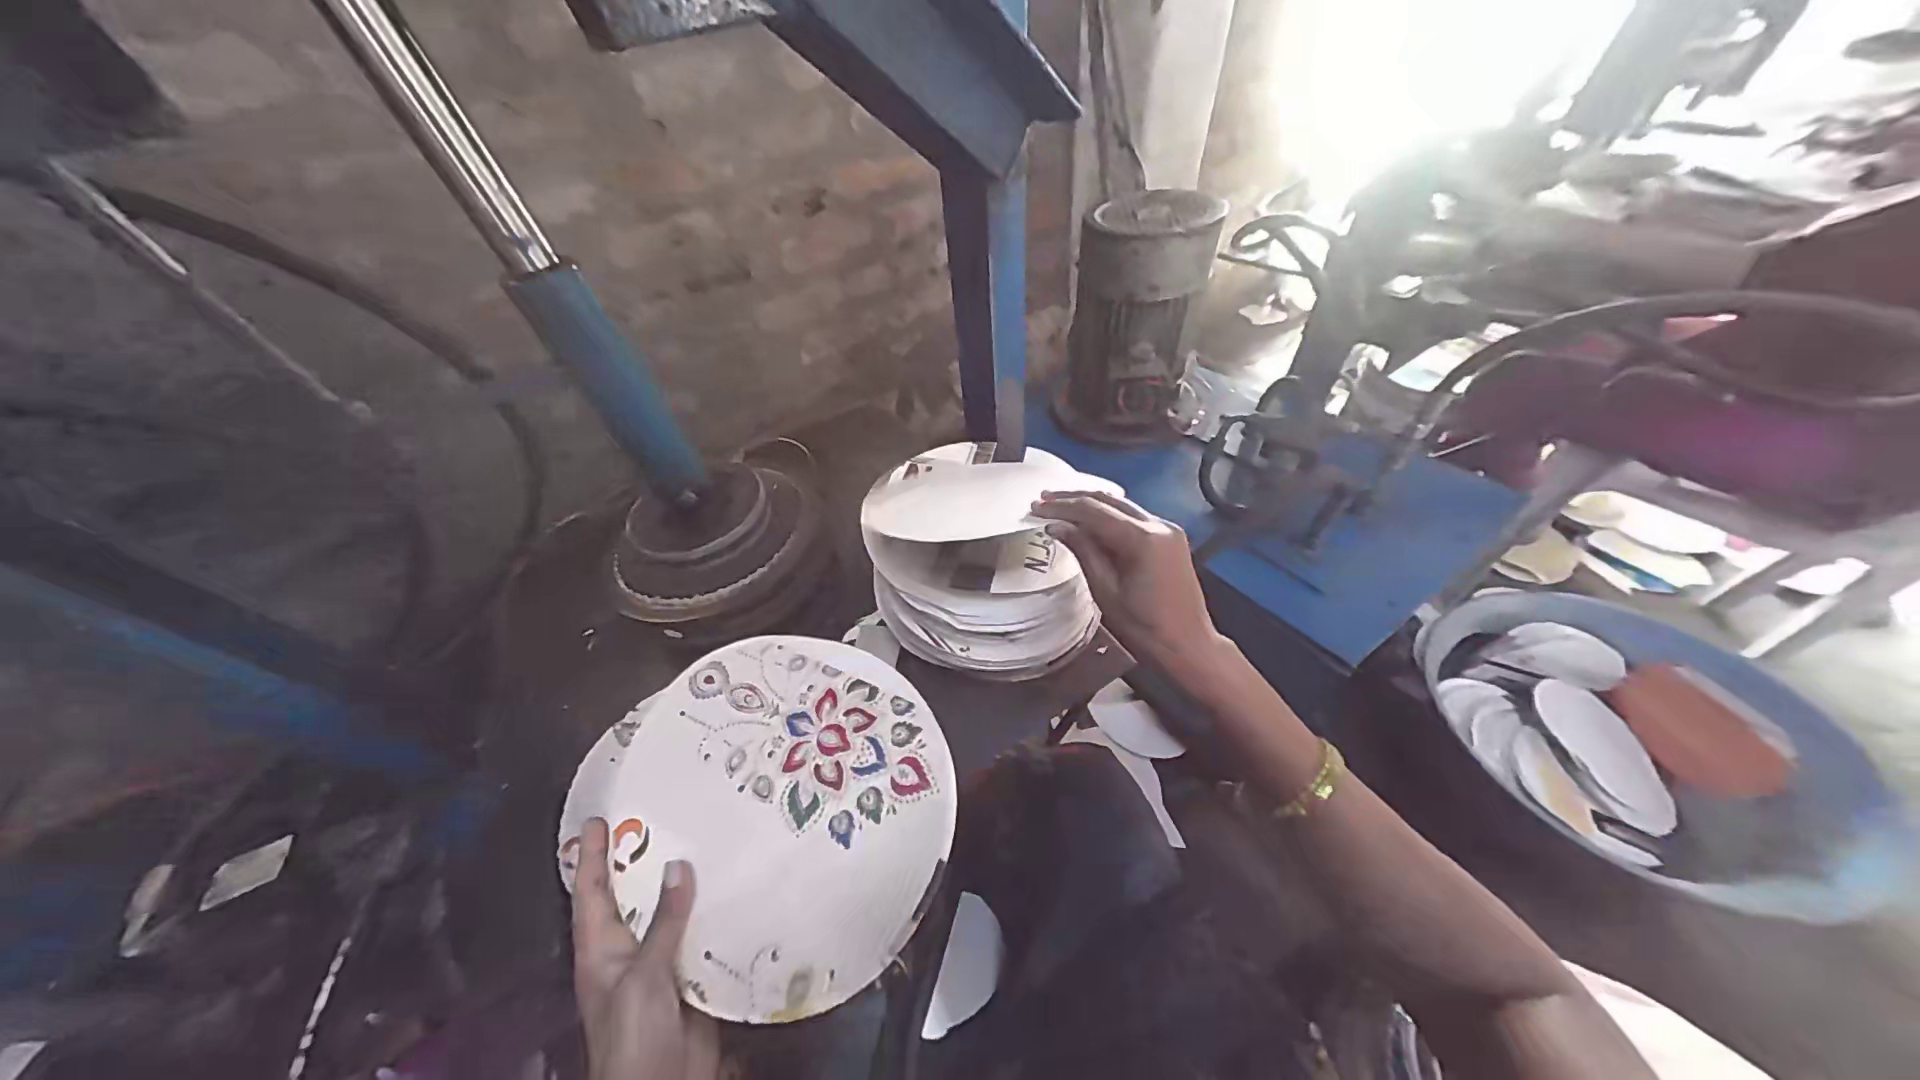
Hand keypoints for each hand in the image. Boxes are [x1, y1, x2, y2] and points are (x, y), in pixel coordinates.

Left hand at [572, 818, 719, 1079]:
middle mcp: (628, 950)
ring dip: (684, 880)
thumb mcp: (643, 979)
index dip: (591, 857)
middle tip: (660, 815)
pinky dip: (713, 907)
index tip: (596, 820)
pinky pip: (701, 931)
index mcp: (601, 951)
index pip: (591, 894)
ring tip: (702, 838)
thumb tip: (678, 865)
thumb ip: (663, 923)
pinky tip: (732, 884)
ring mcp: (660, 962)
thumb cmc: (633, 1036)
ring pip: (671, 911)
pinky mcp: (691, 973)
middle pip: (633, 896)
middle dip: (642, 858)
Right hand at [1030, 490, 1226, 671]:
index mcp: (1143, 539)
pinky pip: (1133, 518)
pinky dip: (1108, 516)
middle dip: (1073, 499)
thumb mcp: (1105, 591)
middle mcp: (1159, 525)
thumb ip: (1083, 551)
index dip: (1061, 507)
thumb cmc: (1144, 627)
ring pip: (1121, 506)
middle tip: (1042, 500)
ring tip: (1059, 506)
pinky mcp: (1170, 539)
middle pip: (1109, 501)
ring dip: (1091, 505)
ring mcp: (1167, 530)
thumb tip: (1057, 526)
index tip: (1036, 508)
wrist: (1188, 644)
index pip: (1094, 511)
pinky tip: (1089, 520)